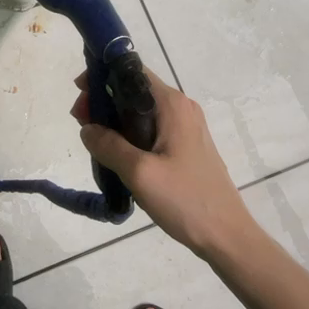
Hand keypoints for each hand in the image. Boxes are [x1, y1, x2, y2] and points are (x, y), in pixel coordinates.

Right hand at [71, 67, 255, 257]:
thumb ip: (108, 146)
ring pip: (141, 112)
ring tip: (97, 147)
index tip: (80, 100)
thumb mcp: (140, 173)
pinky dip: (131, 136)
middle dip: (104, 104)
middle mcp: (181, 108)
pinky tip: (120, 159)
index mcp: (172, 104)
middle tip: (84, 129)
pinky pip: (152, 130)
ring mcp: (186, 128)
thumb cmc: (186, 200)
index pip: (130, 71)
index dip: (101, 78)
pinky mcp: (187, 146)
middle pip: (133, 91)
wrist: (228, 237)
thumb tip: (87, 128)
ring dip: (116, 123)